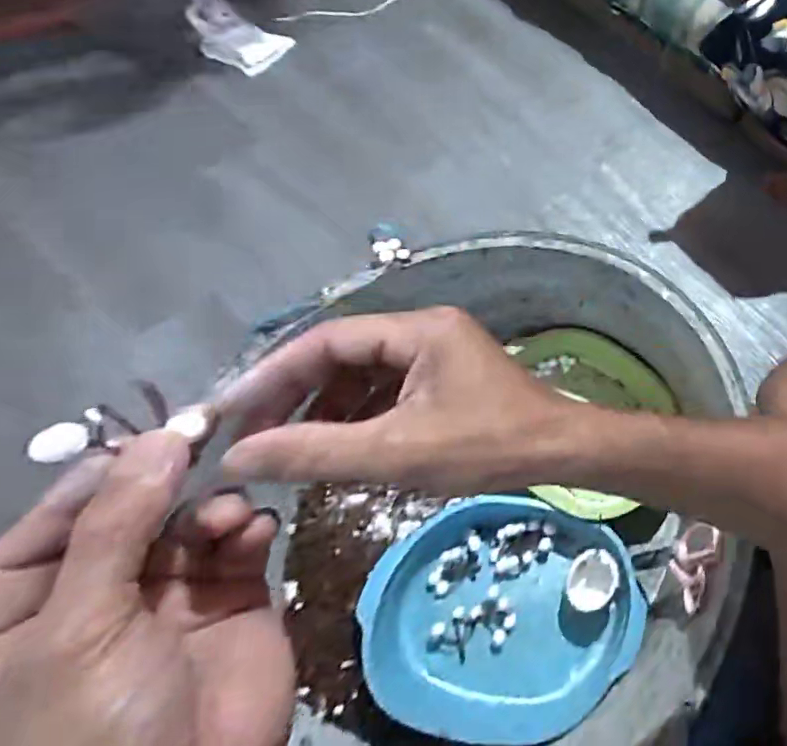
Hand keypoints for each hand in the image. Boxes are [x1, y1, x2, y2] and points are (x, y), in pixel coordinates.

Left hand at [0, 433, 291, 745]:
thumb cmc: (91, 729)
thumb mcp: (79, 630)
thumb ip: (116, 527)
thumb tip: (160, 435)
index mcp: (20, 630)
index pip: (40, 538)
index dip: (86, 485)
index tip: (142, 439)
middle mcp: (95, 610)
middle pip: (128, 521)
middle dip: (164, 484)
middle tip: (205, 440)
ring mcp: (171, 605)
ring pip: (190, 527)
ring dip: (212, 508)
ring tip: (228, 517)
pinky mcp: (235, 602)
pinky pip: (240, 548)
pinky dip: (248, 530)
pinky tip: (254, 530)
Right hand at [219, 308, 588, 491]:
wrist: (558, 449)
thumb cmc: (486, 445)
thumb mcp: (396, 452)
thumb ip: (315, 451)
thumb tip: (237, 455)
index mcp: (421, 329)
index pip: (329, 339)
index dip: (273, 374)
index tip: (227, 413)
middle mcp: (429, 329)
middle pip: (345, 353)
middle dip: (296, 393)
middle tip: (251, 438)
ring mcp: (440, 352)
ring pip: (365, 373)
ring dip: (325, 408)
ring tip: (286, 450)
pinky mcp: (447, 376)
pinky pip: (389, 388)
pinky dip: (358, 415)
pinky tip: (335, 448)